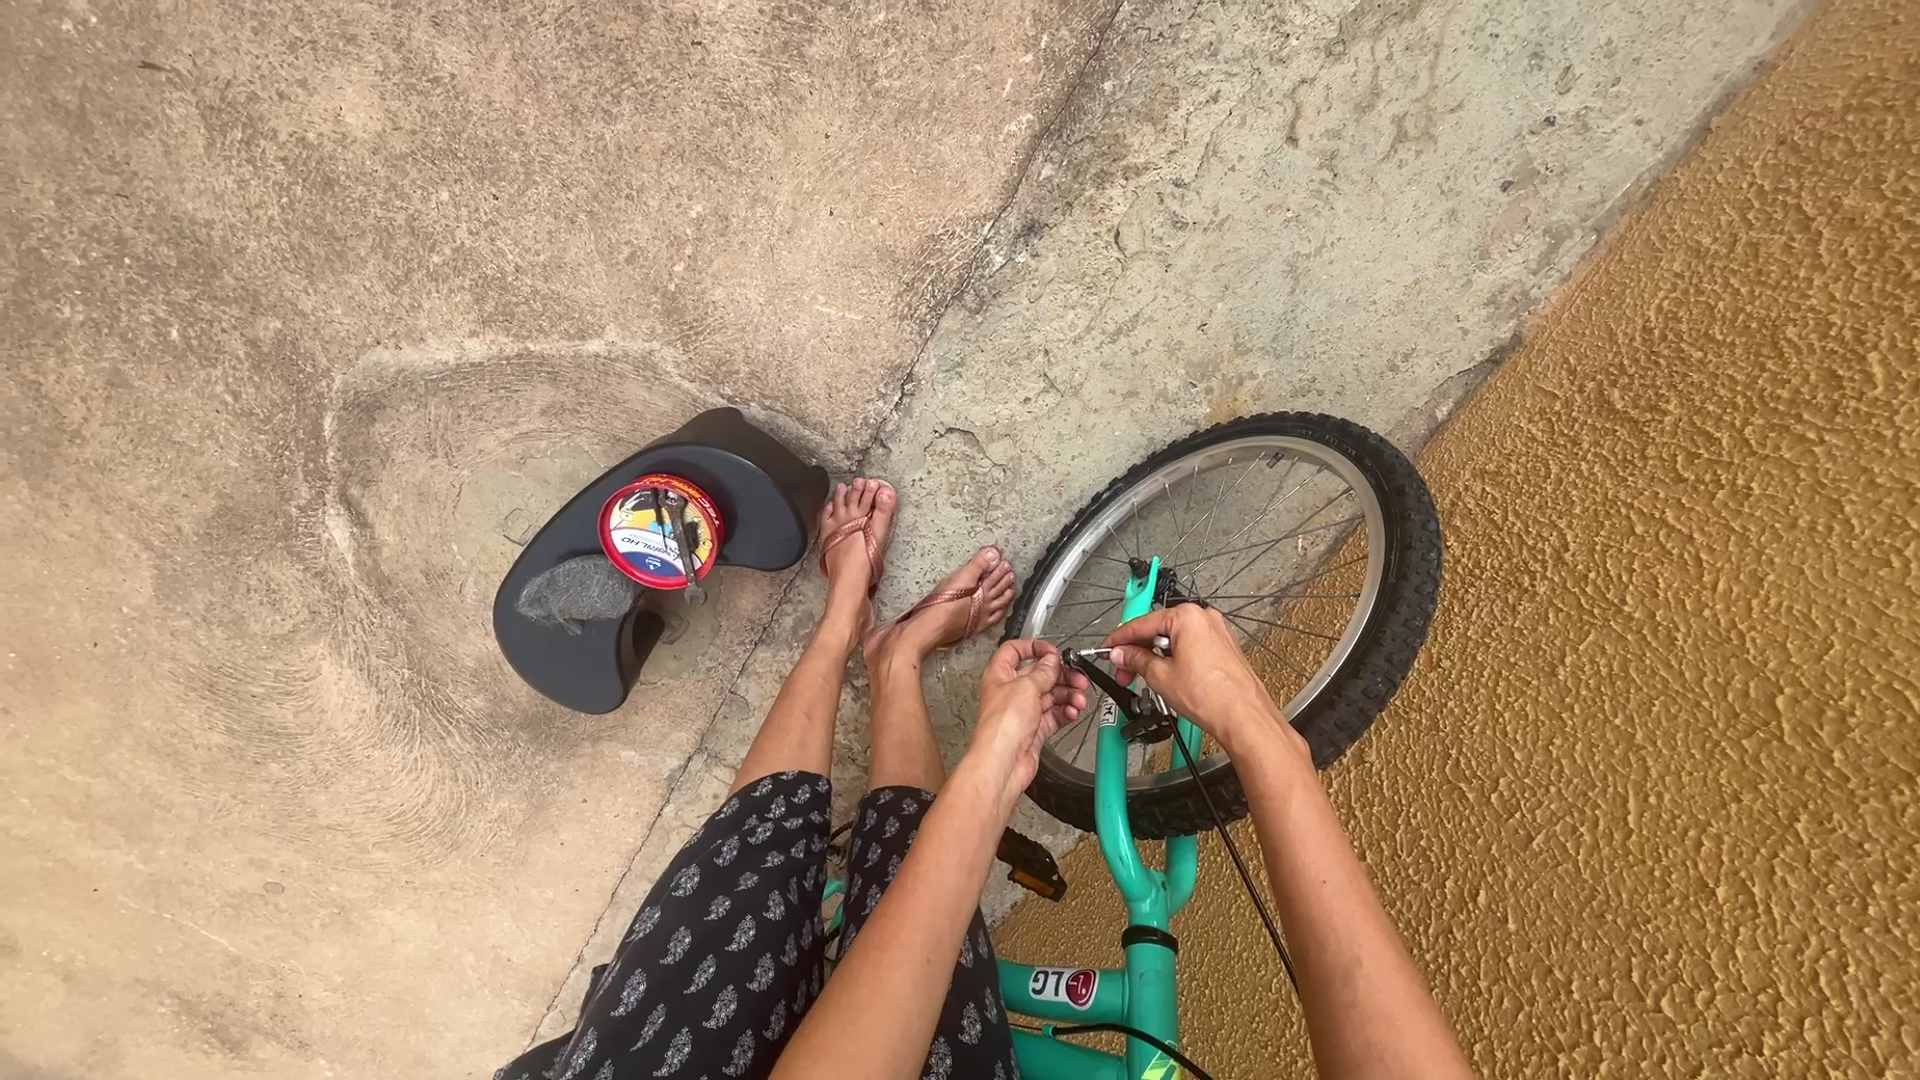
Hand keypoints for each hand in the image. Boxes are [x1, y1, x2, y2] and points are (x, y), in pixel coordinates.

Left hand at [966, 639, 1088, 810]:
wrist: (1003, 763)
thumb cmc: (1001, 727)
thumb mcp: (1025, 687)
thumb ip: (1043, 672)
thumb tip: (1051, 660)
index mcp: (1000, 675)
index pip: (1014, 651)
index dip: (1034, 647)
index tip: (1053, 651)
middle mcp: (1011, 692)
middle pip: (1039, 674)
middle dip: (1061, 675)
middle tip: (1079, 678)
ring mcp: (1023, 711)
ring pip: (1050, 696)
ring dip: (1068, 695)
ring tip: (1079, 699)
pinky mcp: (1035, 730)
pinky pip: (1054, 715)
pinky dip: (1066, 712)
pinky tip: (1073, 712)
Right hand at [1101, 605, 1300, 755]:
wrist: (1245, 718)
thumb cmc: (1213, 697)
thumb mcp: (1160, 676)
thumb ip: (1135, 660)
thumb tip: (1123, 654)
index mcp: (1187, 617)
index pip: (1142, 623)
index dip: (1119, 639)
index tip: (1108, 648)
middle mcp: (1204, 618)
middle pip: (1158, 630)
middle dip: (1137, 651)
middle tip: (1122, 669)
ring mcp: (1216, 633)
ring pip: (1174, 639)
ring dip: (1154, 657)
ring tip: (1142, 677)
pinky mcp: (1223, 648)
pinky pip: (1189, 647)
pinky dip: (1173, 659)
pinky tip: (1164, 676)